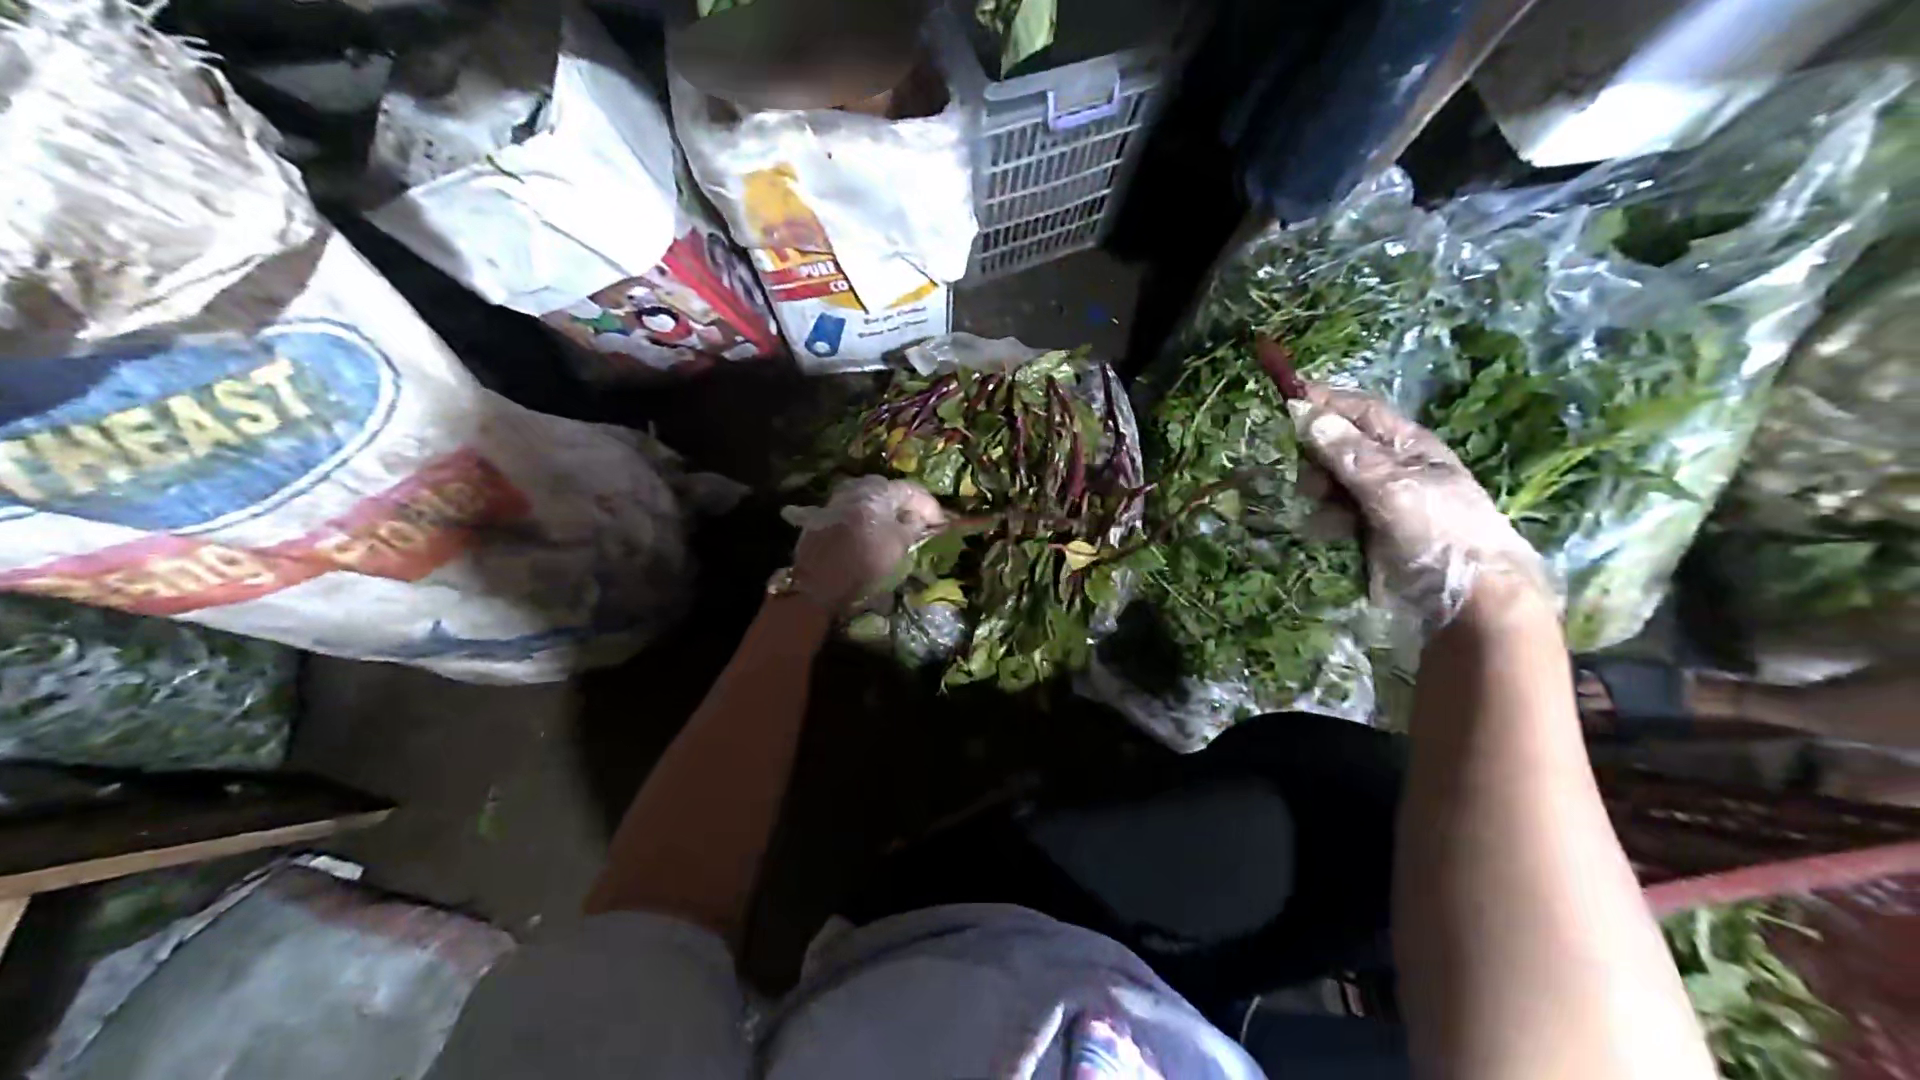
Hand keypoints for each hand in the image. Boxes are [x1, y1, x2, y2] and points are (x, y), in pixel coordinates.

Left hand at [783, 477, 947, 612]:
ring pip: (866, 498)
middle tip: (918, 522)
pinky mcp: (821, 517)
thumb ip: (912, 526)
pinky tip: (862, 527)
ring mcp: (836, 501)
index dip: (929, 506)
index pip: (912, 490)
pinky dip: (858, 517)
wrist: (818, 582)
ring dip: (881, 508)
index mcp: (878, 491)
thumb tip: (917, 517)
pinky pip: (846, 511)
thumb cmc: (865, 562)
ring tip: (893, 524)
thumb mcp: (899, 545)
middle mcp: (856, 488)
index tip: (940, 522)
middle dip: (905, 504)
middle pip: (888, 490)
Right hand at [1287, 385, 1552, 627]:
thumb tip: (1306, 414)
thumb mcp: (1394, 486)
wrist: (1464, 597)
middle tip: (1300, 470)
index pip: (1359, 410)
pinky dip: (1321, 516)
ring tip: (1316, 505)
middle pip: (1338, 444)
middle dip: (1313, 452)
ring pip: (1329, 479)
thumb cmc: (1439, 531)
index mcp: (1407, 445)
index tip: (1284, 398)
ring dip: (1315, 487)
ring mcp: (1377, 500)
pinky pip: (1331, 512)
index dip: (1324, 401)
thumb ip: (1349, 453)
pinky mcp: (1365, 530)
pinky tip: (1324, 529)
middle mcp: (1390, 466)